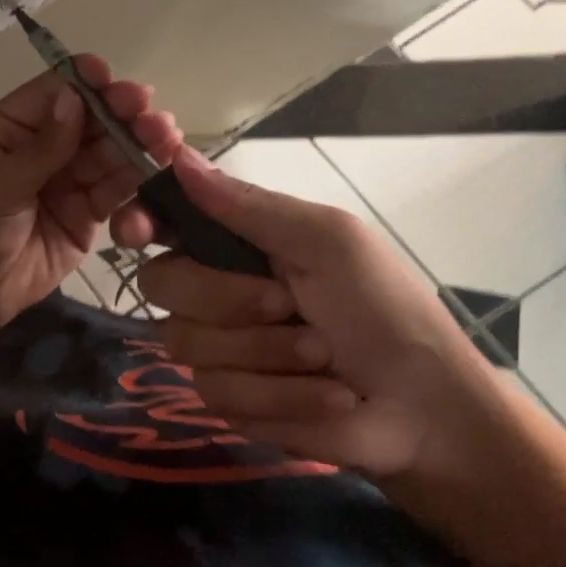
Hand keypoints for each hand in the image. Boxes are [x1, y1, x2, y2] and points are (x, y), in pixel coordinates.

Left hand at [0, 55, 180, 353]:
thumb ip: (40, 149)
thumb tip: (74, 96)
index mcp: (6, 130)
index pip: (50, 96)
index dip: (83, 84)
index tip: (116, 80)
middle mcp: (40, 149)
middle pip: (89, 122)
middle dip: (121, 116)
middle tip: (154, 118)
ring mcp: (65, 182)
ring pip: (108, 155)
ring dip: (138, 147)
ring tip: (167, 141)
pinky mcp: (85, 216)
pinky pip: (115, 194)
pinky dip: (136, 188)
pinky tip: (157, 180)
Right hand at [121, 146, 483, 476]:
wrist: (429, 411)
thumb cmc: (385, 309)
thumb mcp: (327, 242)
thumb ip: (248, 206)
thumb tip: (177, 155)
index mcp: (233, 243)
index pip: (158, 222)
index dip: (136, 222)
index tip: (136, 234)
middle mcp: (212, 290)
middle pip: (159, 283)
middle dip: (226, 299)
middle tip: (288, 305)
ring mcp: (215, 347)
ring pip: (185, 342)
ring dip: (266, 353)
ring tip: (324, 358)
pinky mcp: (227, 400)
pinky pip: (217, 393)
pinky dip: (281, 396)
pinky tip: (326, 397)